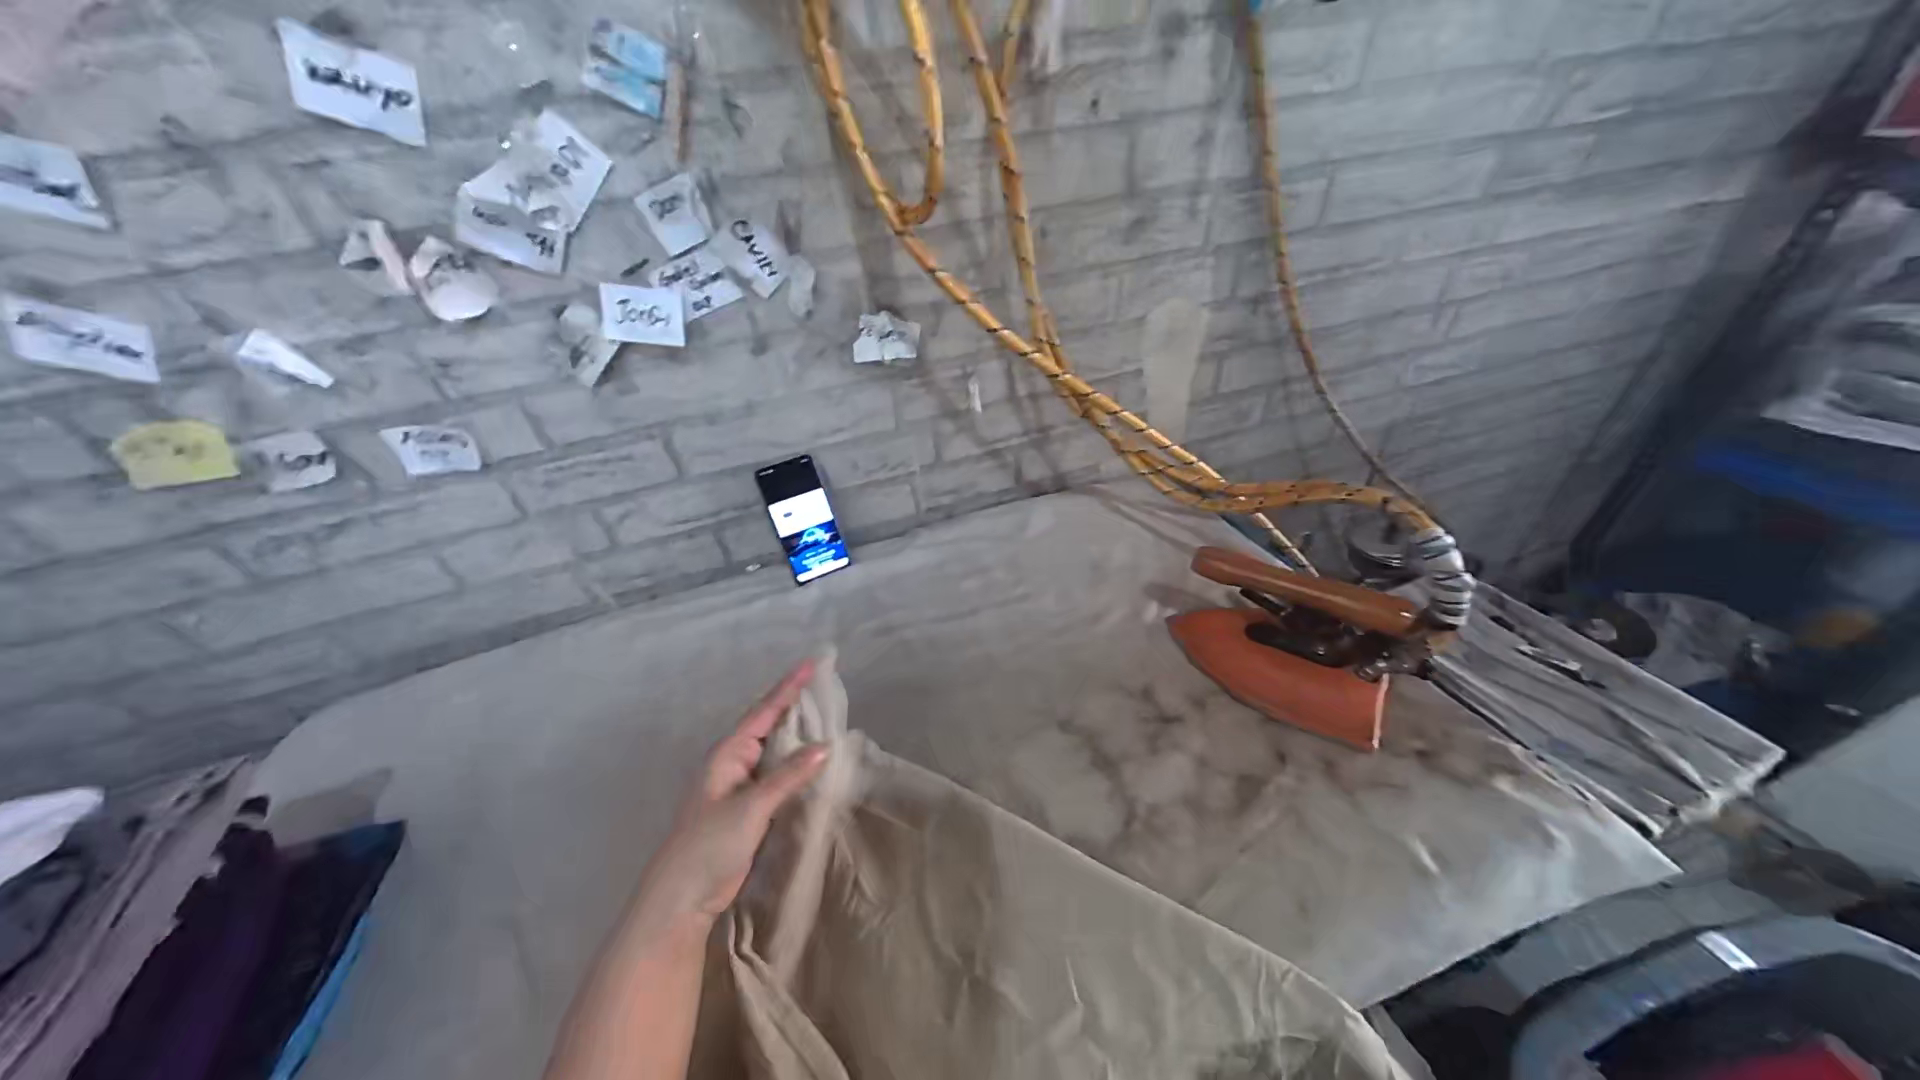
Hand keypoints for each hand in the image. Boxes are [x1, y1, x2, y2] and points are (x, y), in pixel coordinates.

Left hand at [630, 659, 830, 925]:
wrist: (682, 898)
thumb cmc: (709, 845)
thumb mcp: (750, 807)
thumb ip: (788, 776)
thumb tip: (825, 746)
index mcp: (728, 753)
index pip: (764, 711)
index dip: (788, 687)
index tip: (812, 663)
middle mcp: (735, 762)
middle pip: (770, 725)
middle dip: (795, 704)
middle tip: (825, 685)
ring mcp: (742, 786)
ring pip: (776, 750)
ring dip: (798, 734)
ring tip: (827, 715)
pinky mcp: (750, 808)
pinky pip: (779, 775)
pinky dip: (798, 764)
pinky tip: (815, 761)